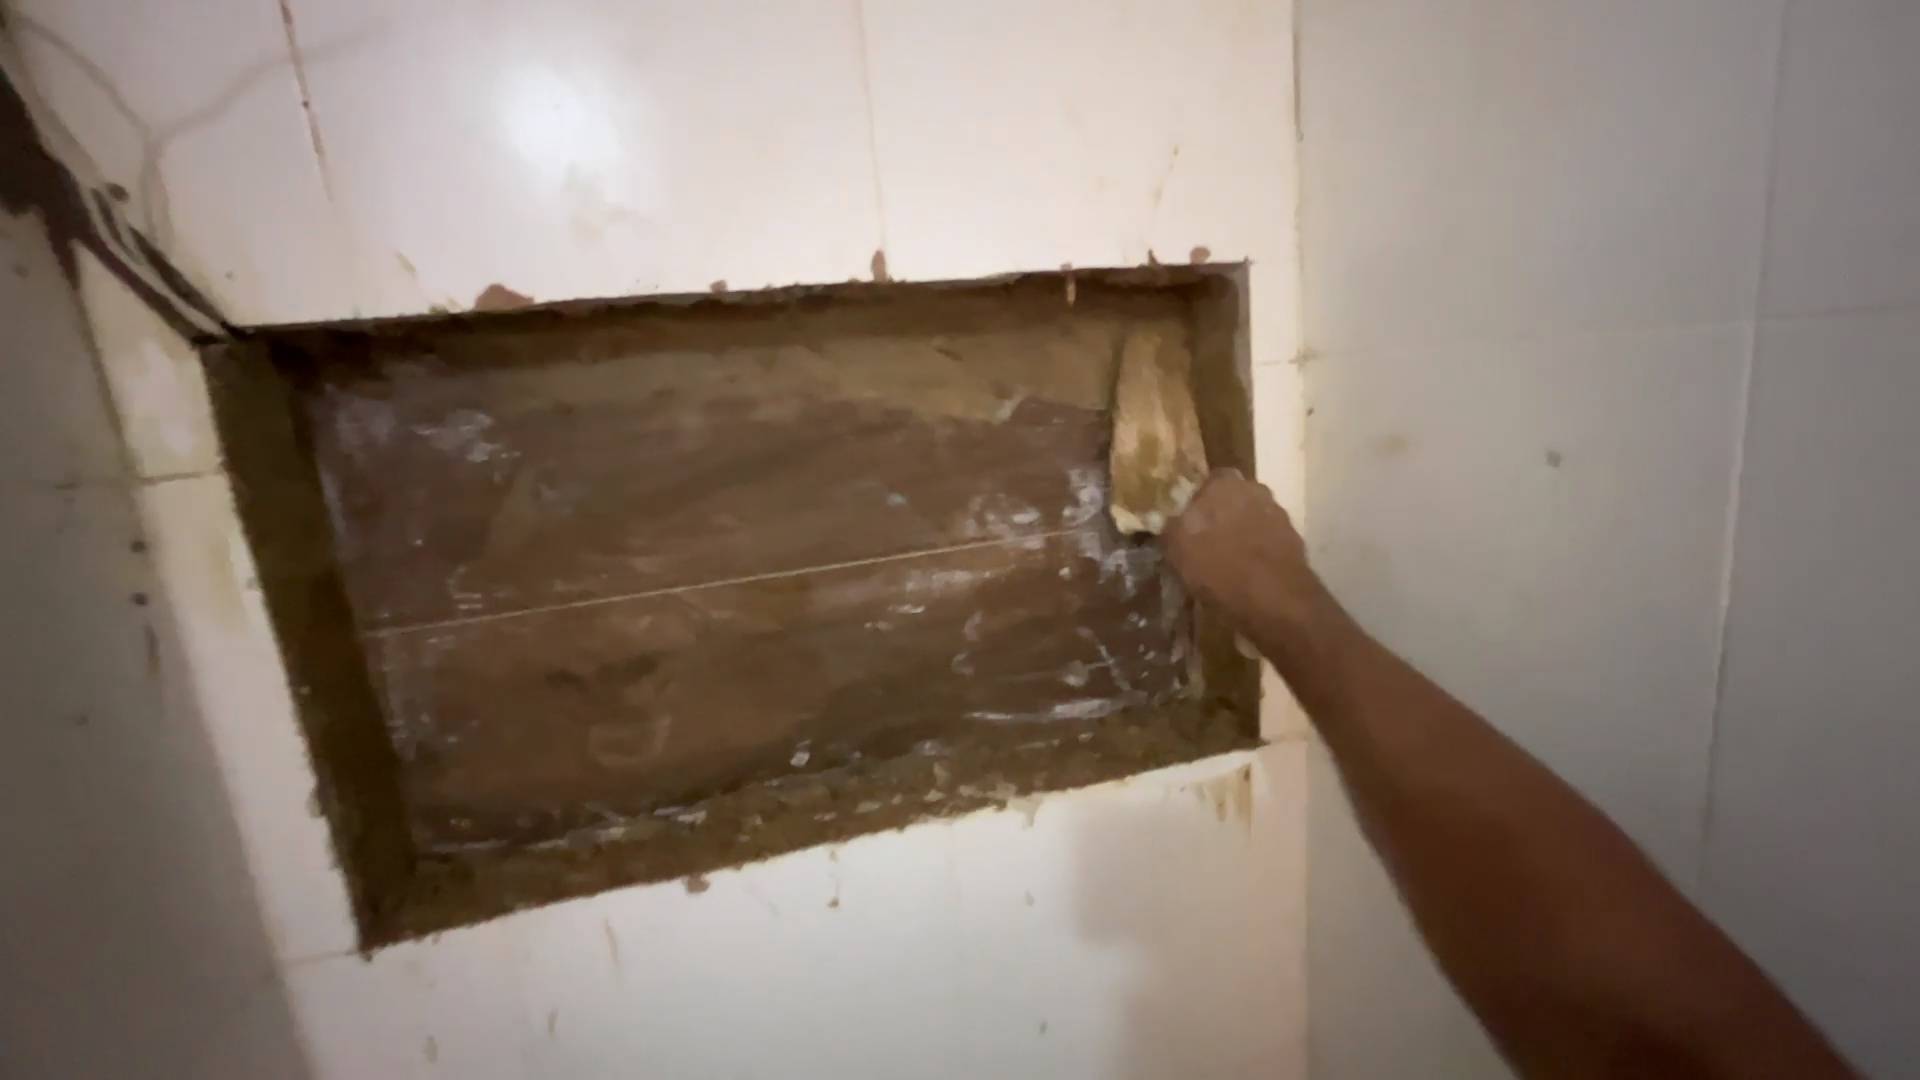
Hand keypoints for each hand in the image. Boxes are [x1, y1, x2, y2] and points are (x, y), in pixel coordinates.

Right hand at [1164, 469, 1330, 640]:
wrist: (1275, 600)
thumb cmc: (1218, 568)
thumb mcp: (1176, 551)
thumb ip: (1170, 528)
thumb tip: (1169, 523)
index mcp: (1221, 484)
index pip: (1205, 482)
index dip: (1196, 502)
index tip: (1188, 523)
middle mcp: (1253, 489)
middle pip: (1232, 498)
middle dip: (1221, 514)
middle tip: (1205, 540)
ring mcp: (1278, 514)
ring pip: (1251, 517)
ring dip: (1241, 532)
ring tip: (1227, 560)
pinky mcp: (1294, 539)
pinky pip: (1267, 539)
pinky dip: (1258, 550)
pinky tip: (1247, 572)